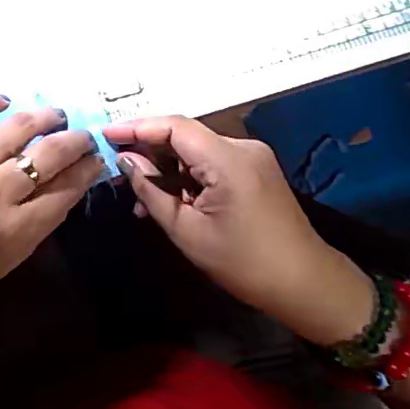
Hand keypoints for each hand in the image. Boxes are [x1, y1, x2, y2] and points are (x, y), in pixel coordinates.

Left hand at [0, 94, 102, 334]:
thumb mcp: (13, 257)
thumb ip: (44, 220)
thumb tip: (74, 181)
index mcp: (16, 228)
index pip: (68, 187)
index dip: (89, 168)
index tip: (97, 158)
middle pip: (50, 154)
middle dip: (77, 140)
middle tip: (84, 136)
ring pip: (17, 127)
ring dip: (46, 117)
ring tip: (56, 116)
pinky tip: (4, 101)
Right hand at [103, 115, 373, 345]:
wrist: (303, 282)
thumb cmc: (244, 263)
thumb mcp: (188, 232)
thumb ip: (153, 191)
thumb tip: (127, 162)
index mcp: (228, 159)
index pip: (175, 126)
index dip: (137, 127)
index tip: (106, 136)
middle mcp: (242, 148)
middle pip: (186, 136)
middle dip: (150, 150)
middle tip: (118, 170)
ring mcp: (252, 157)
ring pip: (197, 151)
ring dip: (168, 168)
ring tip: (141, 198)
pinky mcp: (255, 170)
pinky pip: (213, 163)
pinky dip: (188, 177)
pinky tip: (170, 200)